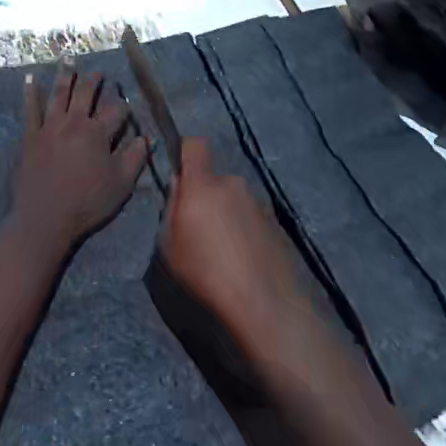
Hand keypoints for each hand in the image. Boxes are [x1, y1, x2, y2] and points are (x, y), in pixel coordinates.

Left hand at [11, 69, 149, 245]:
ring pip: (58, 95)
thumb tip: (147, 138)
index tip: (127, 105)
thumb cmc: (87, 202)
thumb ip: (136, 158)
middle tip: (98, 72)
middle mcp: (74, 123)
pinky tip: (31, 78)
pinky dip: (30, 92)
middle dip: (94, 81)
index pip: (115, 112)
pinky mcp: (30, 137)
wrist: (45, 218)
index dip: (123, 107)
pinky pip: (30, 109)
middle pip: (85, 95)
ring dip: (65, 77)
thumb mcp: (121, 183)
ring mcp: (49, 128)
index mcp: (98, 133)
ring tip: (69, 62)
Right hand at [162, 138, 310, 337]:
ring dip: (225, 213)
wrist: (263, 299)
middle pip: (213, 179)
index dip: (186, 153)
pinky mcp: (275, 220)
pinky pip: (249, 214)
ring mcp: (258, 201)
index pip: (196, 145)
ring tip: (222, 250)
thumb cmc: (206, 272)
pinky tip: (242, 256)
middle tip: (197, 229)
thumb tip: (179, 183)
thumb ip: (172, 206)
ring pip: (232, 198)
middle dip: (204, 195)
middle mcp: (234, 184)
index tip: (179, 176)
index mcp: (204, 185)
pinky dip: (242, 227)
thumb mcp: (169, 244)